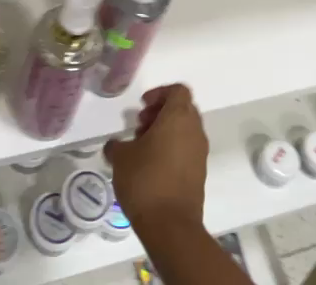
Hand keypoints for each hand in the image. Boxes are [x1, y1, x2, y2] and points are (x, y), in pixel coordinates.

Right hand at [102, 84, 207, 235]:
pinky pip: (187, 150)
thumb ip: (117, 145)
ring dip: (165, 132)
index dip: (159, 93)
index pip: (178, 90)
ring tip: (141, 149)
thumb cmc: (145, 181)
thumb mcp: (121, 158)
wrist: (170, 226)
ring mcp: (200, 154)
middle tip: (139, 126)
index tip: (142, 107)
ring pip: (185, 130)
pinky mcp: (199, 174)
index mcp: (179, 118)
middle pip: (182, 109)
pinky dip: (172, 149)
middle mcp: (195, 131)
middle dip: (160, 113)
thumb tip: (115, 146)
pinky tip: (151, 167)